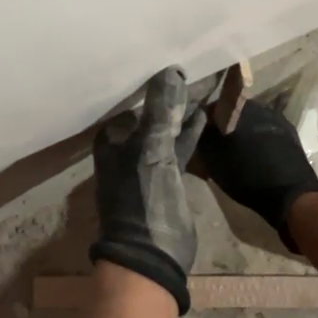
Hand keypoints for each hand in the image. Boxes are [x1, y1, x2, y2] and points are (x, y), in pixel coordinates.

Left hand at [89, 66, 204, 313]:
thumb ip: (161, 110)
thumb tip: (172, 70)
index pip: (133, 100)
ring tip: (205, 88)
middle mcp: (124, 148)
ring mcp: (145, 164)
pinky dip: (189, 132)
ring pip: (166, 129)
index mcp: (111, 139)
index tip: (177, 62)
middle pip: (150, 113)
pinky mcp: (165, 179)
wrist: (150, 255)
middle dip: (170, 96)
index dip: (153, 83)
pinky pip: (178, 146)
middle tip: (197, 70)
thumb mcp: (152, 149)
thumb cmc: (143, 198)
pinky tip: (204, 117)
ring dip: (182, 113)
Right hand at [195, 99, 317, 252]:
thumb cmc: (246, 176)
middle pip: (233, 111)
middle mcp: (256, 106)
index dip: (205, 120)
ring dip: (244, 129)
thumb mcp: (213, 160)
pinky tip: (258, 153)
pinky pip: (267, 128)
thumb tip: (199, 125)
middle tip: (219, 142)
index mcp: (235, 109)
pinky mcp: (290, 131)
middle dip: (225, 124)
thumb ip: (204, 137)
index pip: (213, 107)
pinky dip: (259, 137)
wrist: (290, 194)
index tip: (202, 134)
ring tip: (239, 149)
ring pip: (251, 119)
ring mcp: (276, 117)